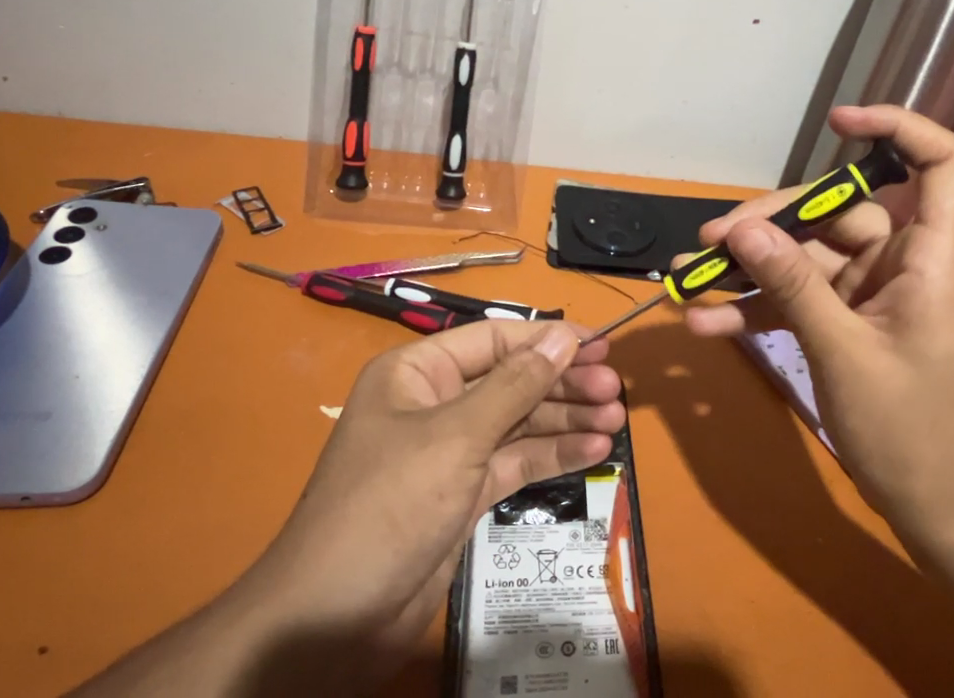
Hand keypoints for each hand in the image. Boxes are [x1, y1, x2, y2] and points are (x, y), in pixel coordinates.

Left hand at [244, 320, 624, 684]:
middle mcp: (434, 404)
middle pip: (511, 381)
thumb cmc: (390, 504)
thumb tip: (564, 336)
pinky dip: (552, 456)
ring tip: (617, 420)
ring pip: (518, 423)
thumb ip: (516, 385)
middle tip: (616, 391)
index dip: (549, 340)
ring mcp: (450, 452)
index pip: (494, 339)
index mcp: (418, 373)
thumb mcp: (457, 436)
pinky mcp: (464, 494)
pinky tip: (594, 450)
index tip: (602, 345)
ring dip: (566, 420)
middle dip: (562, 384)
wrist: (337, 616)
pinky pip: (515, 463)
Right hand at [685, 105, 953, 546]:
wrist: (931, 504)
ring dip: (748, 268)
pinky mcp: (847, 321)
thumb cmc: (908, 428)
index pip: (939, 162)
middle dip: (771, 224)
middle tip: (709, 243)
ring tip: (686, 280)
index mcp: (931, 255)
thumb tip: (741, 231)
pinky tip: (705, 322)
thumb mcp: (842, 352)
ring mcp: (871, 291)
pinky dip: (756, 306)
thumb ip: (792, 285)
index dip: (897, 127)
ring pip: (806, 255)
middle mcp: (902, 261)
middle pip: (839, 209)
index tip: (837, 121)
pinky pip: (797, 297)